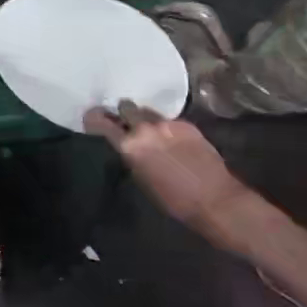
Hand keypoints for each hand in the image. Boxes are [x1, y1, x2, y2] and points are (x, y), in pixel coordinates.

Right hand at [85, 101, 249, 232]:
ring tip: (150, 131)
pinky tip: (173, 141)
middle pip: (126, 107)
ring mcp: (168, 123)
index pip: (102, 122)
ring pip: (148, 111)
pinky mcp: (187, 123)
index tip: (92, 118)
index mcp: (130, 145)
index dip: (95, 118)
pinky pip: (168, 120)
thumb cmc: (174, 200)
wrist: (215, 199)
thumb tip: (126, 145)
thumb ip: (131, 155)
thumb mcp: (141, 179)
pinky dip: (166, 128)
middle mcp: (146, 128)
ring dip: (145, 119)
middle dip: (124, 113)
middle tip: (124, 122)